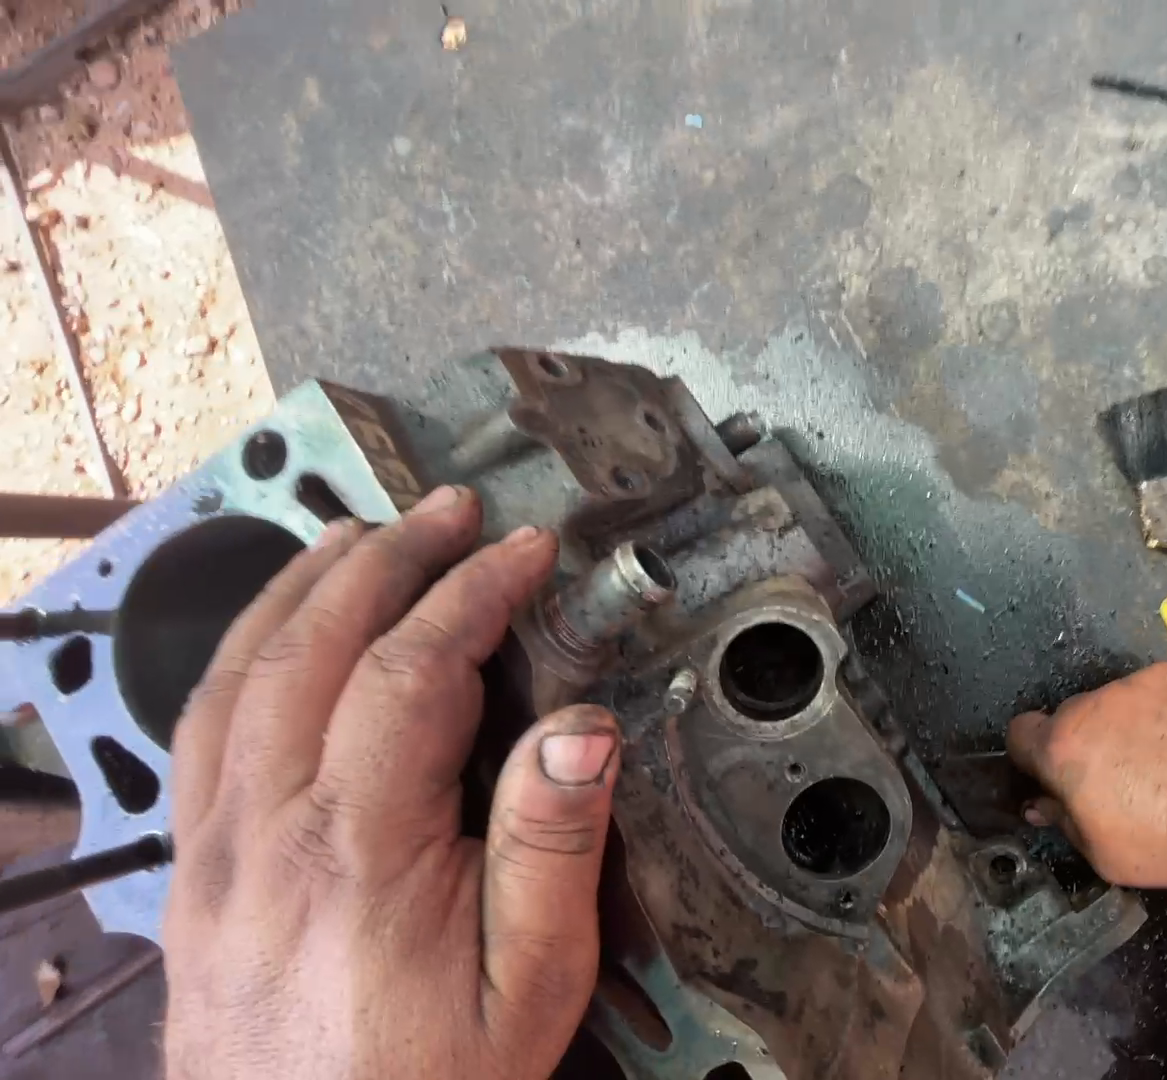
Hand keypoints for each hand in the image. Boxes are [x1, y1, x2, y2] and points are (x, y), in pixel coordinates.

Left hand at [162, 485, 619, 1079]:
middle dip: (388, 561)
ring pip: (239, 679)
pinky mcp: (199, 873)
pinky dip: (246, 650)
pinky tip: (284, 626)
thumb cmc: (442, 1070)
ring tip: (361, 532)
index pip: (409, 674)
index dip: (472, 594)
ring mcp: (213, 852)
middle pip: (312, 652)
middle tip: (448, 508)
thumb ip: (553, 844)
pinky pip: (204, 729)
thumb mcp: (535, 973)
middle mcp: (266, 833)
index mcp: (358, 848)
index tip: (526, 549)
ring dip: (306, 587)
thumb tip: (582, 724)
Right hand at [1006, 662, 1166, 890]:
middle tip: (1117, 776)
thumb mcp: (1105, 855)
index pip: (1019, 732)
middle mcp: (1090, 705)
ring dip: (1123, 724)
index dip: (1032, 755)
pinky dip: (1163, 711)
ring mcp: (1135, 684)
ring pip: (1113, 702)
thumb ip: (1063, 822)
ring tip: (1166, 759)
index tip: (1054, 774)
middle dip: (1083, 742)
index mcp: (1062, 748)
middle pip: (1070, 717)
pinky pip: (1153, 690)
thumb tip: (1041, 804)